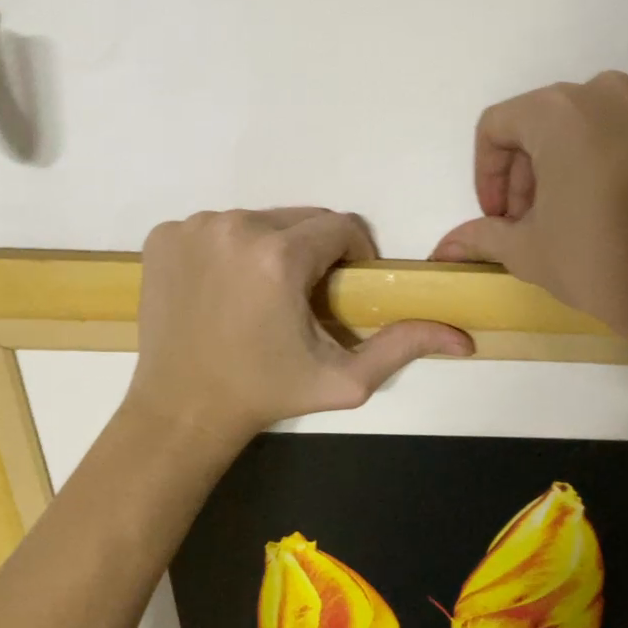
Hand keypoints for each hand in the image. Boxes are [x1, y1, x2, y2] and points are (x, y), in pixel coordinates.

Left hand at [127, 209, 473, 436]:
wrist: (182, 410)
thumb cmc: (268, 394)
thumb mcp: (345, 379)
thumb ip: (402, 347)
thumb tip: (463, 339)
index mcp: (279, 255)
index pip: (341, 225)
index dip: (354, 254)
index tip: (345, 289)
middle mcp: (233, 226)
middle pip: (299, 218)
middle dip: (313, 251)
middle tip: (306, 298)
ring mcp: (192, 228)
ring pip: (258, 220)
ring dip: (272, 248)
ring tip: (264, 297)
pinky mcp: (164, 235)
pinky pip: (217, 228)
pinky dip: (229, 251)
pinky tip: (225, 292)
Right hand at [431, 72, 627, 368]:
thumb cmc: (596, 260)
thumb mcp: (528, 250)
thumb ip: (482, 237)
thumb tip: (445, 248)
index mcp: (557, 110)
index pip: (497, 127)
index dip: (486, 175)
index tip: (495, 219)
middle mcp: (599, 94)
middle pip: (536, 125)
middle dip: (520, 174)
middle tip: (520, 226)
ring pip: (573, 131)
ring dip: (551, 171)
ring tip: (553, 224)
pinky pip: (608, 139)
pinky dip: (586, 166)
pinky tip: (586, 213)